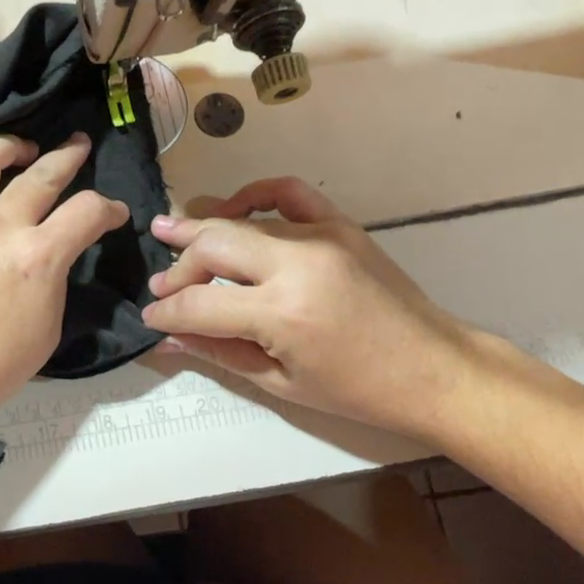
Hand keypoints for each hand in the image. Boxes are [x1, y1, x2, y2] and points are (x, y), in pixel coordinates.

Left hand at [0, 133, 129, 424]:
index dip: (109, 208)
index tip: (112, 214)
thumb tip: (58, 249)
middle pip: (43, 173)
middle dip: (69, 156)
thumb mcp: (50, 324)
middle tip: (79, 147)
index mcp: (38, 257)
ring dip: (9, 147)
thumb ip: (56, 275)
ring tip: (22, 150)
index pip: (87, 210)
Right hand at [139, 177, 486, 438]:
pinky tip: (231, 208)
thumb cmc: (356, 391)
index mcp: (281, 313)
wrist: (432, 370)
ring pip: (241, 222)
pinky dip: (254, 195)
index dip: (166, 312)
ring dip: (203, 232)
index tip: (150, 319)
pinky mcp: (340, 225)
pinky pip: (287, 193)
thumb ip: (219, 353)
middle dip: (178, 267)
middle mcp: (295, 265)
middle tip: (159, 284)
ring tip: (169, 233)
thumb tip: (168, 340)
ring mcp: (320, 238)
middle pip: (212, 247)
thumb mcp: (280, 383)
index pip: (199, 302)